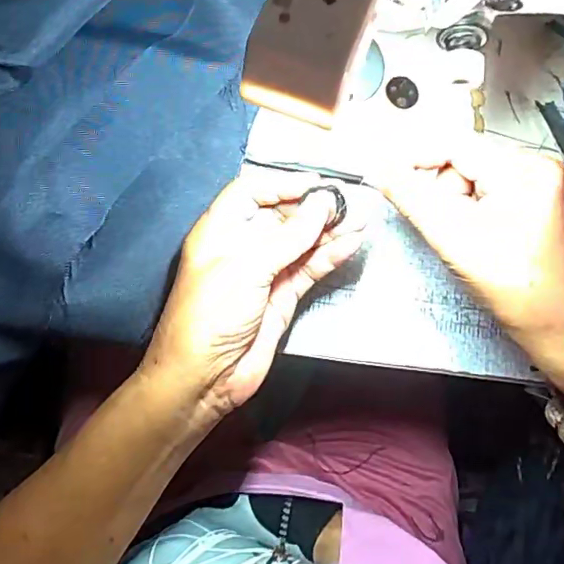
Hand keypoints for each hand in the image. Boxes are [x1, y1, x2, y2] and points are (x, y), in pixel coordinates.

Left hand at [143, 170, 367, 418]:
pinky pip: (309, 269)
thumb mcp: (246, 267)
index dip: (283, 184)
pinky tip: (350, 244)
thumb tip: (321, 204)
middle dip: (313, 207)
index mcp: (220, 230)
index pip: (251, 192)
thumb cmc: (208, 316)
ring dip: (329, 231)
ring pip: (300, 243)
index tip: (317, 184)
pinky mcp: (281, 297)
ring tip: (361, 219)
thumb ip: (288, 236)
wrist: (202, 378)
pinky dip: (329, 257)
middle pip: (281, 215)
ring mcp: (263, 273)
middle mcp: (242, 247)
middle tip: (347, 203)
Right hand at [378, 136, 563, 379]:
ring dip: (453, 201)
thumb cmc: (520, 289)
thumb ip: (410, 197)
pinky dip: (468, 207)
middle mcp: (538, 167)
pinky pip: (484, 189)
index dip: (415, 160)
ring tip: (466, 235)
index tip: (386, 173)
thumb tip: (381, 170)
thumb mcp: (452, 236)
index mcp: (526, 170)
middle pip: (461, 160)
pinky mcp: (534, 198)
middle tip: (444, 225)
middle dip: (441, 190)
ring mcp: (538, 182)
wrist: (556, 323)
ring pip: (469, 176)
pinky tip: (476, 233)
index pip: (454, 146)